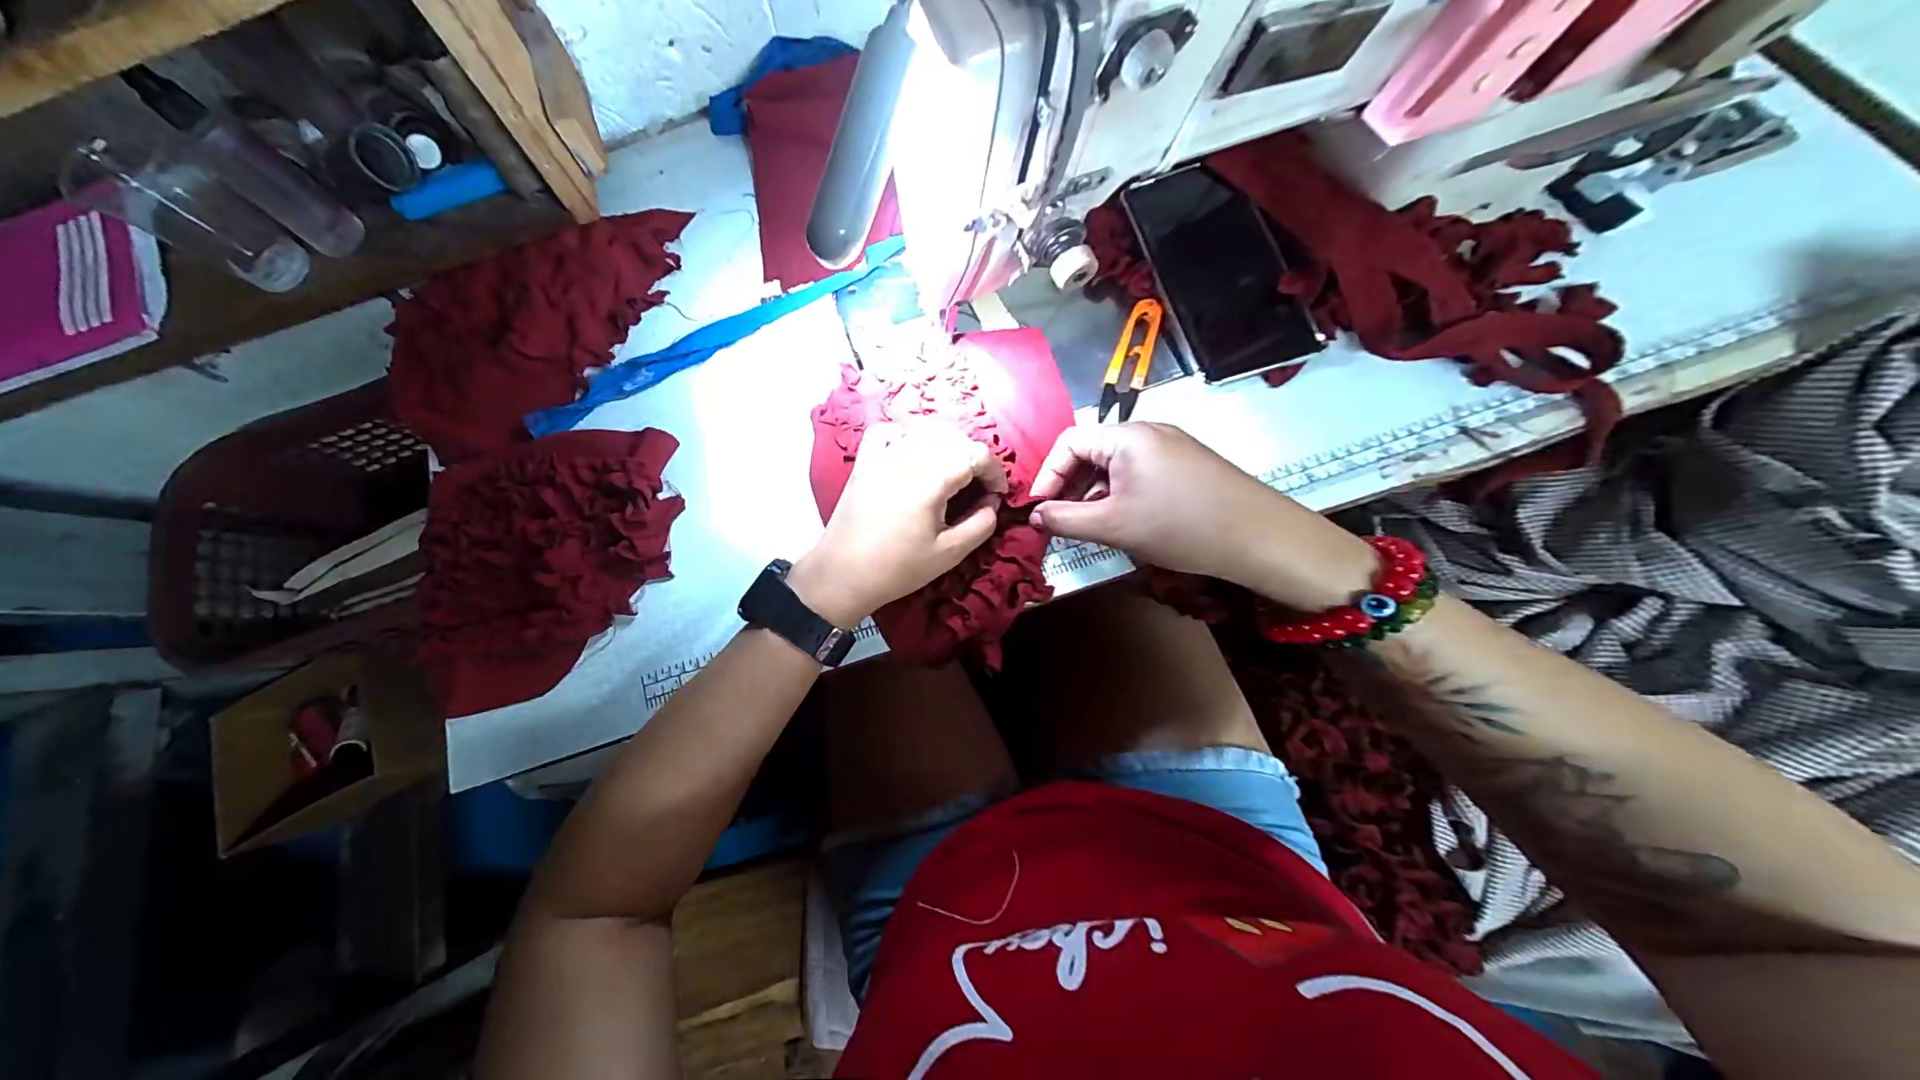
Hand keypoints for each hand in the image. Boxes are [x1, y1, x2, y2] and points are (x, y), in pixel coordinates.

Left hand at [788, 420, 1007, 627]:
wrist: (843, 574)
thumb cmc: (898, 568)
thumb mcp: (950, 553)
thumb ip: (981, 523)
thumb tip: (991, 502)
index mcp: (932, 480)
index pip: (977, 454)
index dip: (996, 472)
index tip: (997, 494)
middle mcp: (908, 457)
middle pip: (956, 437)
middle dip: (975, 458)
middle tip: (978, 488)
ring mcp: (883, 455)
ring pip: (927, 429)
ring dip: (948, 445)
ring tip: (952, 473)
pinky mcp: (865, 460)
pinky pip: (891, 430)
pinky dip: (908, 435)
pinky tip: (914, 454)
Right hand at [1027, 422, 1375, 610]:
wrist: (1258, 536)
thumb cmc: (1179, 526)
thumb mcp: (1114, 525)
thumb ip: (1066, 519)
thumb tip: (1035, 515)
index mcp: (1127, 436)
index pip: (1069, 441)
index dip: (1047, 474)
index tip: (1038, 508)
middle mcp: (1148, 432)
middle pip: (1092, 450)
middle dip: (1070, 485)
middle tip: (1061, 520)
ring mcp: (1171, 446)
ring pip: (1116, 464)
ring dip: (1095, 492)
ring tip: (1090, 525)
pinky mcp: (1186, 464)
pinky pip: (1139, 471)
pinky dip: (1120, 493)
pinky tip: (1123, 520)